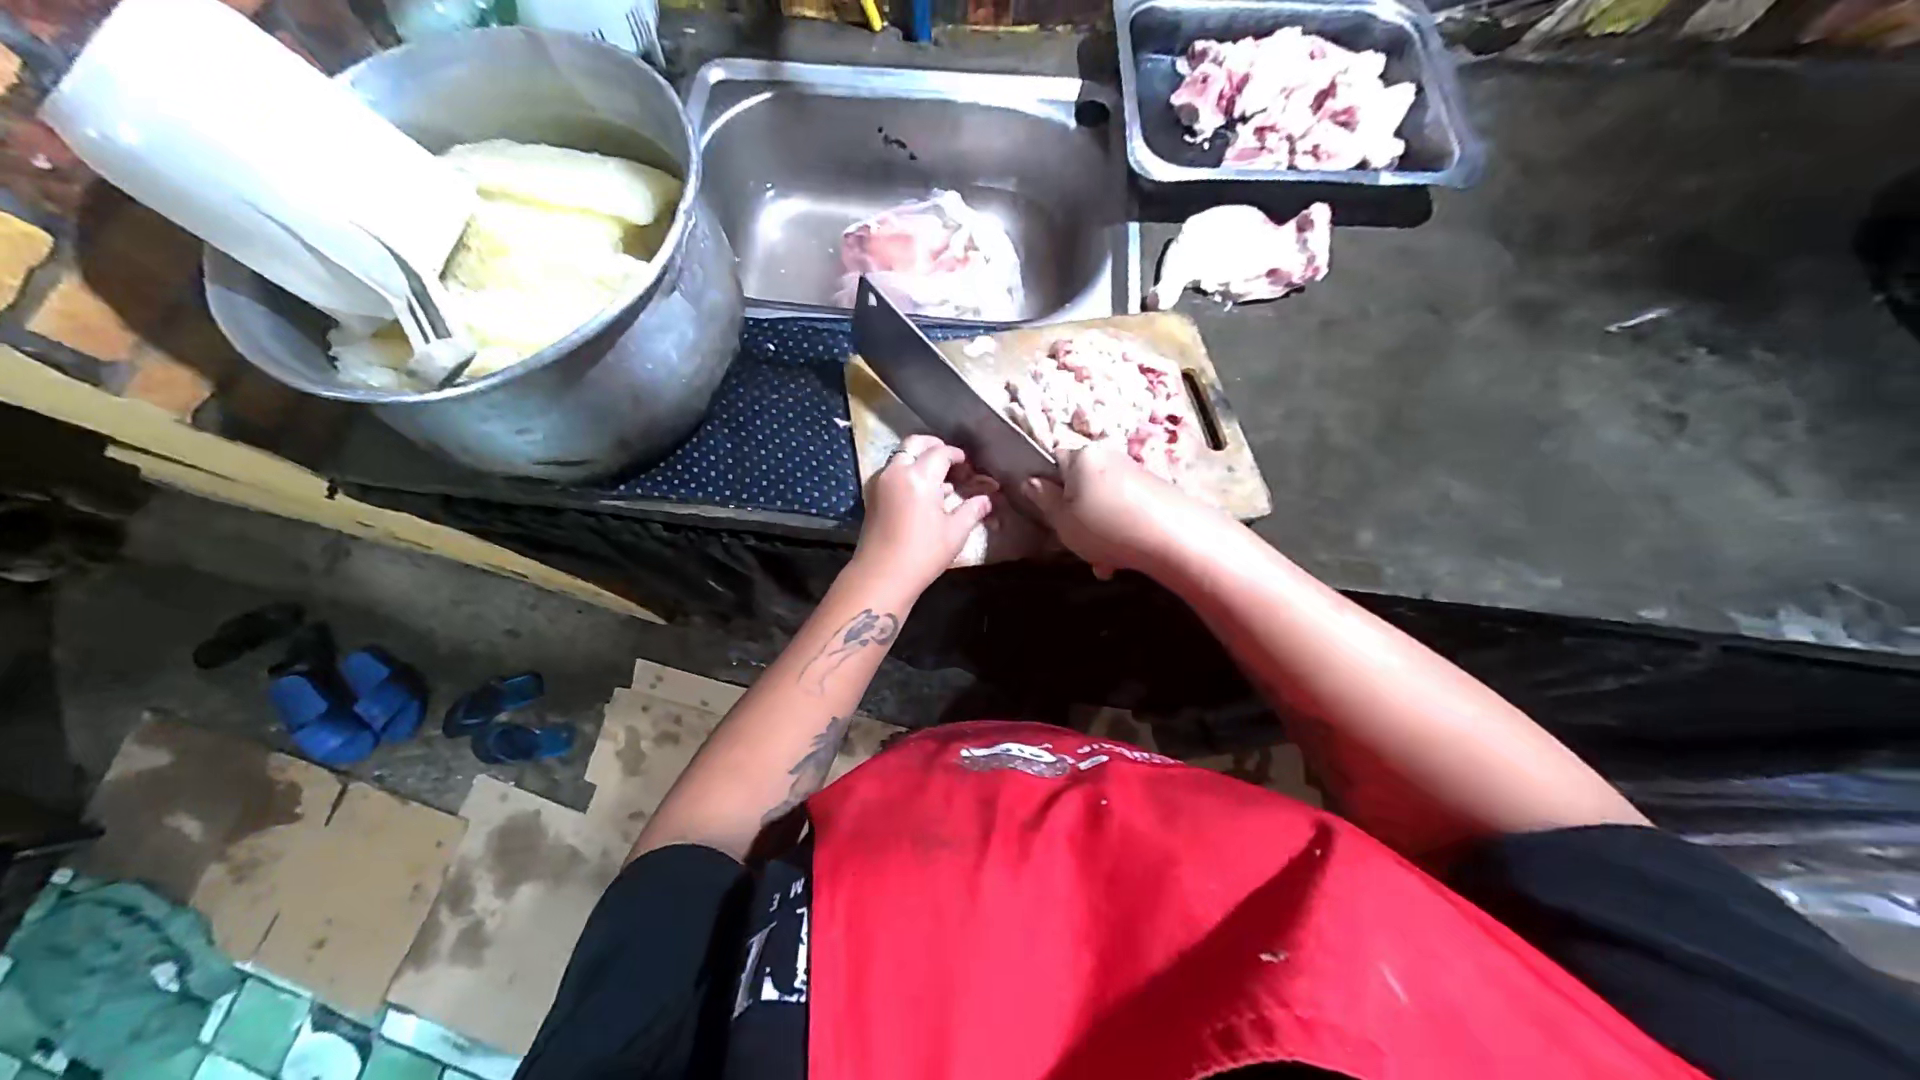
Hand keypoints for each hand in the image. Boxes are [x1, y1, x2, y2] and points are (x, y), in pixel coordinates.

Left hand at [854, 435, 994, 589]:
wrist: (881, 576)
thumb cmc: (922, 554)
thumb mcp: (955, 533)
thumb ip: (972, 510)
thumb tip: (986, 499)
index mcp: (919, 477)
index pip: (941, 453)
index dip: (956, 455)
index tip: (967, 464)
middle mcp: (896, 472)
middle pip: (914, 443)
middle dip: (934, 445)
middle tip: (950, 458)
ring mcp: (880, 482)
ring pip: (900, 456)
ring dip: (918, 458)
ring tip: (938, 476)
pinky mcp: (871, 495)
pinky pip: (891, 471)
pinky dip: (906, 471)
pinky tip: (920, 491)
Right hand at [1023, 444, 1229, 578]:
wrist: (1174, 538)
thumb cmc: (1107, 527)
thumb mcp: (1062, 520)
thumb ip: (1043, 500)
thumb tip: (1031, 481)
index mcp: (1083, 456)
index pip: (1053, 460)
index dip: (1047, 485)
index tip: (1049, 512)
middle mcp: (1109, 457)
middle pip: (1080, 484)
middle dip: (1077, 516)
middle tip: (1077, 543)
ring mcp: (1135, 473)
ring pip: (1103, 502)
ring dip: (1098, 530)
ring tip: (1104, 561)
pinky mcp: (1156, 492)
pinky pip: (1125, 510)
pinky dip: (1120, 530)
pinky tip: (1123, 558)